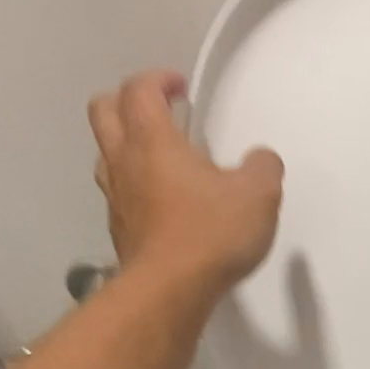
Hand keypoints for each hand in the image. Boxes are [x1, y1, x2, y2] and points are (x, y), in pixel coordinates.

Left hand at [88, 69, 284, 291]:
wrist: (172, 288)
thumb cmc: (212, 232)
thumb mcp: (258, 195)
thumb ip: (263, 168)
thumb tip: (261, 159)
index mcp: (153, 140)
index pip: (140, 90)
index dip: (158, 80)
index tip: (180, 86)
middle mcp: (125, 160)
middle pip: (105, 111)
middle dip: (128, 102)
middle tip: (159, 113)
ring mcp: (116, 196)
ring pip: (106, 153)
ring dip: (127, 145)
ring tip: (160, 159)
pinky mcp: (120, 229)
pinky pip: (120, 194)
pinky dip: (136, 187)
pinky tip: (164, 204)